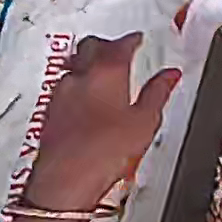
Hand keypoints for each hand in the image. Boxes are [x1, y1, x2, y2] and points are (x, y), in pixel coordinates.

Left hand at [24, 33, 179, 214]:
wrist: (65, 182)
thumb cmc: (105, 151)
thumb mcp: (145, 121)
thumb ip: (158, 92)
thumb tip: (170, 75)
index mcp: (106, 72)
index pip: (120, 44)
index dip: (132, 39)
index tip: (139, 39)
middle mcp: (79, 77)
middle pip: (91, 46)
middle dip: (107, 43)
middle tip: (121, 48)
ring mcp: (61, 94)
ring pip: (75, 63)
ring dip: (90, 61)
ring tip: (104, 69)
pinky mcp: (51, 112)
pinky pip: (66, 85)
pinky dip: (79, 82)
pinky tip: (89, 96)